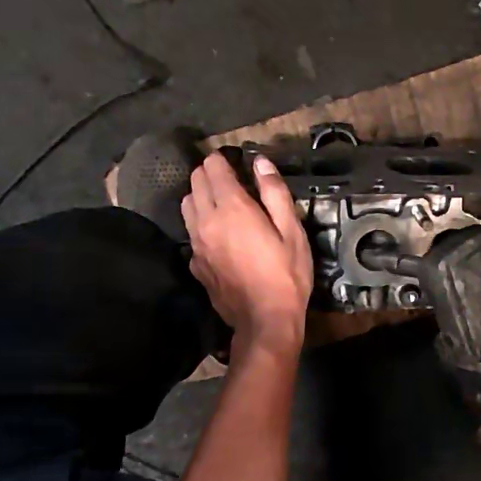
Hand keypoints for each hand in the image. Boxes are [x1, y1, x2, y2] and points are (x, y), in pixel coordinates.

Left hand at [182, 152, 313, 352]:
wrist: (265, 320)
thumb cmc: (287, 275)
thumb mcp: (293, 231)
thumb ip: (275, 193)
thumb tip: (261, 162)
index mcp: (232, 207)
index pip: (213, 166)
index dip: (225, 160)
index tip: (239, 165)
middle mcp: (206, 220)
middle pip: (195, 181)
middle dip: (211, 175)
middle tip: (233, 183)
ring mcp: (196, 243)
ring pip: (187, 205)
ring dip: (201, 198)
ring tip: (223, 207)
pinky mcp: (195, 263)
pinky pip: (191, 233)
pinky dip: (201, 226)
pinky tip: (220, 238)